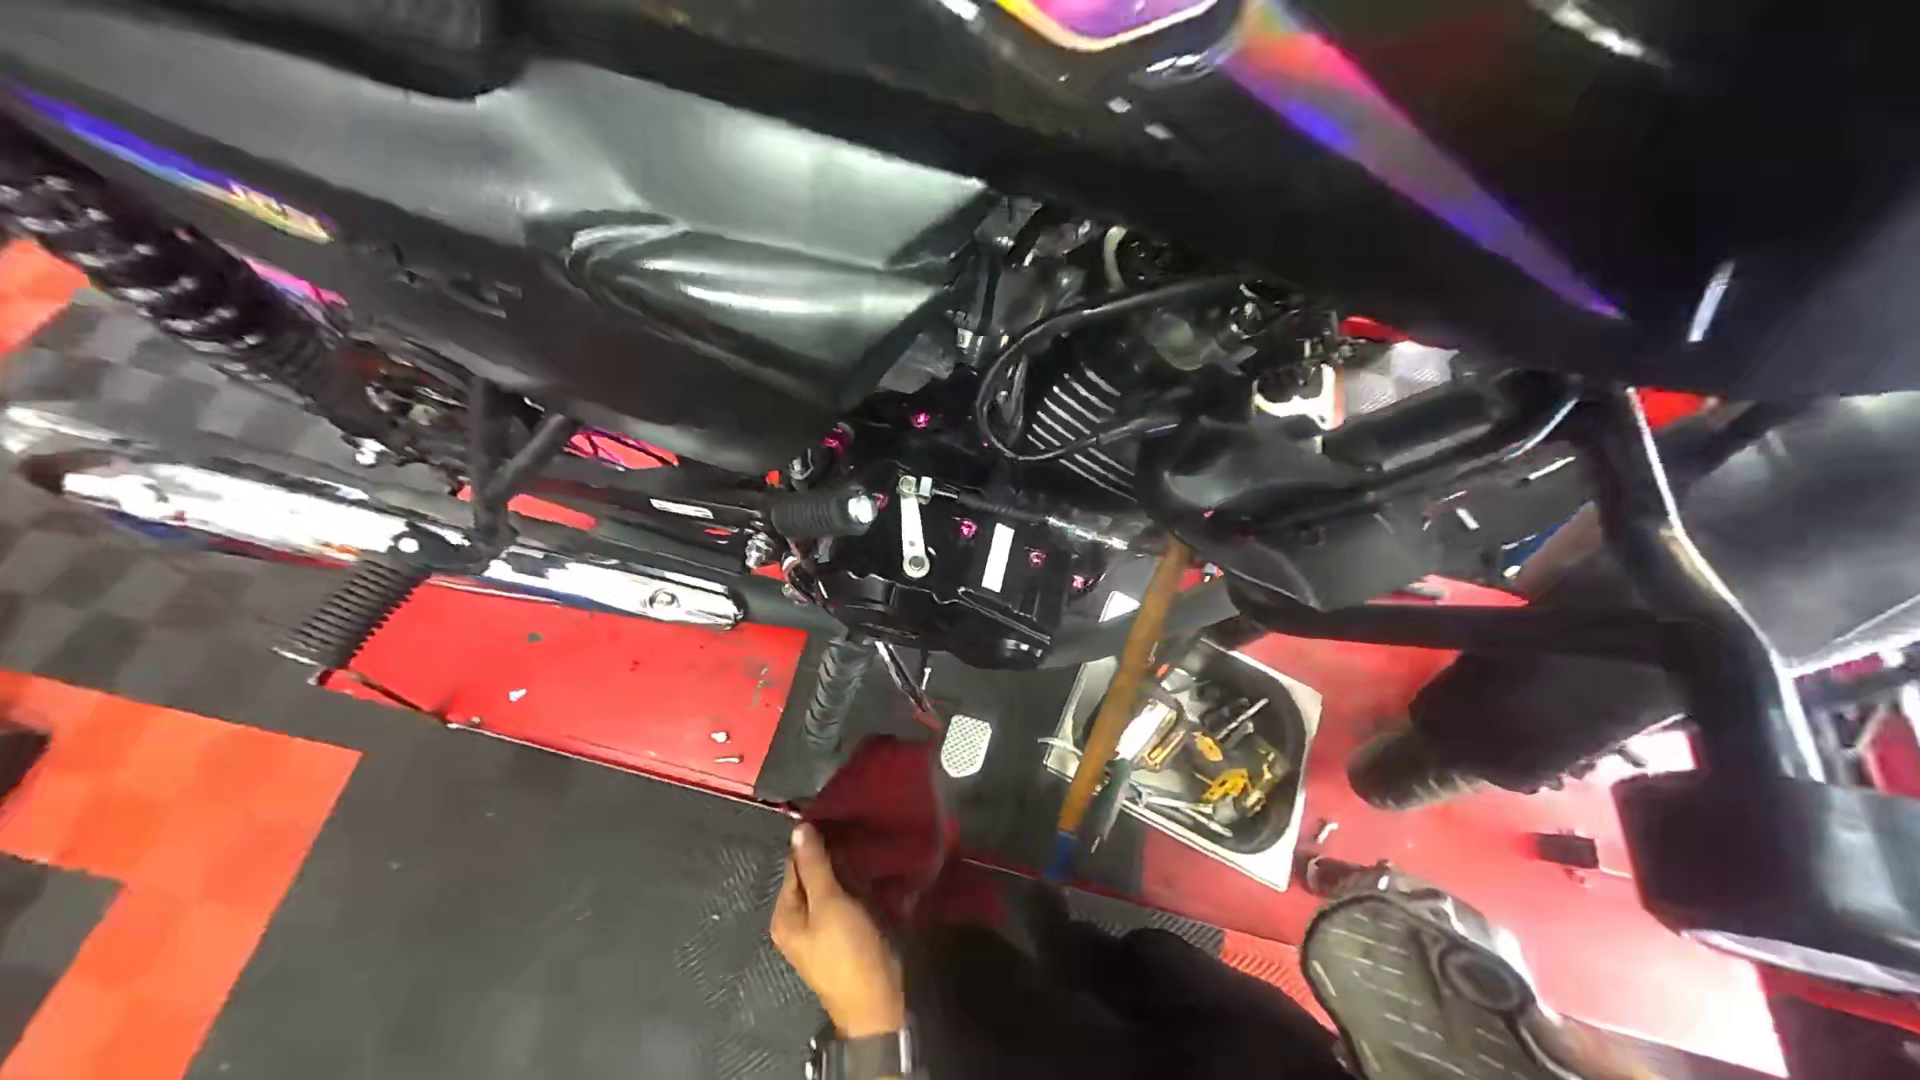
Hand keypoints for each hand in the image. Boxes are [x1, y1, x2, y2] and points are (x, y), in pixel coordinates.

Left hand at [771, 823, 907, 1037]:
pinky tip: (870, 864)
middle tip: (856, 826)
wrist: (878, 1001)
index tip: (838, 816)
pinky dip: (855, 880)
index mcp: (785, 914)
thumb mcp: (830, 904)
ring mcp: (822, 924)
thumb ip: (814, 865)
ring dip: (846, 864)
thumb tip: (799, 827)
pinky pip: (845, 894)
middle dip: (832, 851)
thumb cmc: (848, 951)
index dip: (814, 839)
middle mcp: (798, 917)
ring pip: (831, 881)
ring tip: (865, 839)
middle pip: (812, 871)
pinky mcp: (844, 928)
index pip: (794, 862)